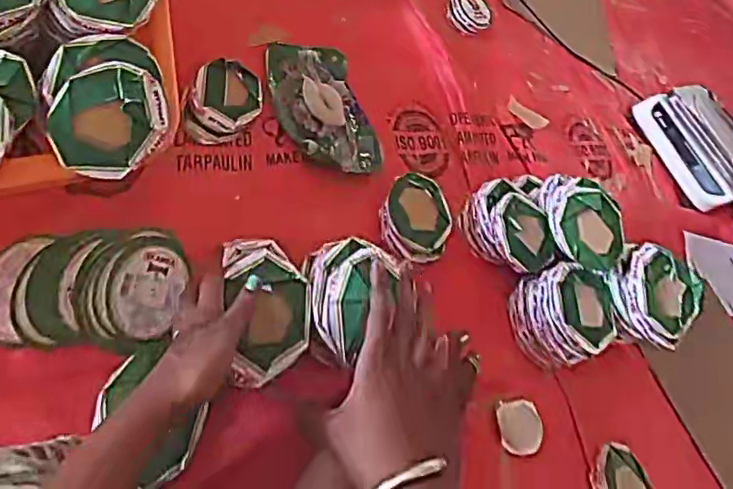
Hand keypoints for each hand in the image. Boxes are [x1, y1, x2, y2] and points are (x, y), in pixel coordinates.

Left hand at [138, 262, 258, 414]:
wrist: (166, 398)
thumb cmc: (200, 362)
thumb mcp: (228, 334)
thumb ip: (241, 309)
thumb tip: (255, 279)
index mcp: (205, 311)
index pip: (212, 281)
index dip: (215, 264)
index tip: (218, 248)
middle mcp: (190, 320)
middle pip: (193, 293)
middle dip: (198, 279)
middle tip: (203, 268)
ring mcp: (181, 340)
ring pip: (186, 312)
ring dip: (191, 302)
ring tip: (197, 297)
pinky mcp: (176, 360)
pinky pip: (185, 333)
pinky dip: (189, 327)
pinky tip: (193, 333)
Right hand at [320, 269, 475, 488]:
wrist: (411, 483)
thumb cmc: (369, 453)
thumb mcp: (330, 431)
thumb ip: (304, 410)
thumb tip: (274, 396)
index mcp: (377, 361)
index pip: (379, 313)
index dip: (379, 287)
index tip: (378, 266)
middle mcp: (406, 360)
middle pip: (408, 315)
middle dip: (405, 288)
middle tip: (405, 267)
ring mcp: (432, 376)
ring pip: (430, 332)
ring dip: (428, 309)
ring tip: (427, 288)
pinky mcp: (449, 396)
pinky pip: (455, 365)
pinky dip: (456, 350)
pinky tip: (458, 340)